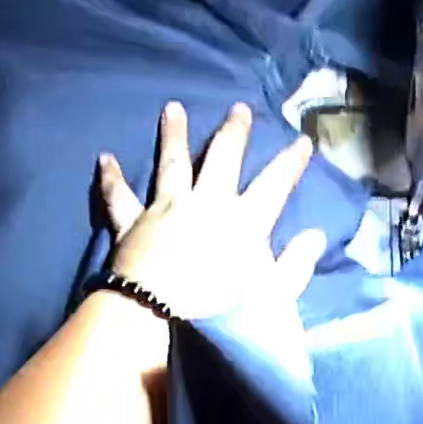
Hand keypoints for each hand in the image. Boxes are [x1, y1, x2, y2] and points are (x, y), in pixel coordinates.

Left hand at [98, 101, 326, 321]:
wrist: (160, 313)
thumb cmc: (221, 308)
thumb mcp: (273, 295)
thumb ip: (296, 266)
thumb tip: (317, 237)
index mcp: (244, 221)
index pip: (275, 184)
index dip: (290, 163)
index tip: (302, 141)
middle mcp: (206, 203)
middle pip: (222, 158)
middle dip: (233, 133)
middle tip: (239, 110)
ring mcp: (166, 208)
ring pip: (171, 164)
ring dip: (174, 135)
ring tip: (173, 110)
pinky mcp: (133, 223)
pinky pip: (120, 197)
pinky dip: (112, 178)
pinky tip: (105, 159)